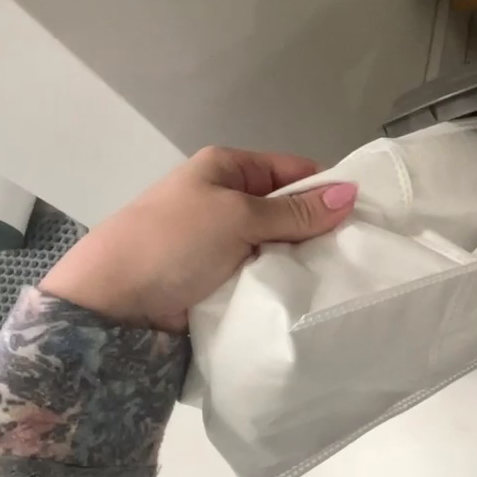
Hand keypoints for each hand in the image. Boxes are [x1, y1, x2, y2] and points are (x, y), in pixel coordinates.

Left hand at [40, 146, 356, 332]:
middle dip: (321, 230)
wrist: (113, 306)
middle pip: (291, 210)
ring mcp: (226, 242)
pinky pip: (267, 274)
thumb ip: (296, 210)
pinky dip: (286, 282)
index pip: (294, 170)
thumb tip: (351, 193)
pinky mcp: (225, 278)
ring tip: (342, 278)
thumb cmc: (172, 243)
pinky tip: (313, 294)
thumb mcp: (238, 216)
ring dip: (304, 261)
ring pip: (283, 246)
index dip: (327, 190)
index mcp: (227, 169)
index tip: (363, 216)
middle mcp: (228, 200)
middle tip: (359, 253)